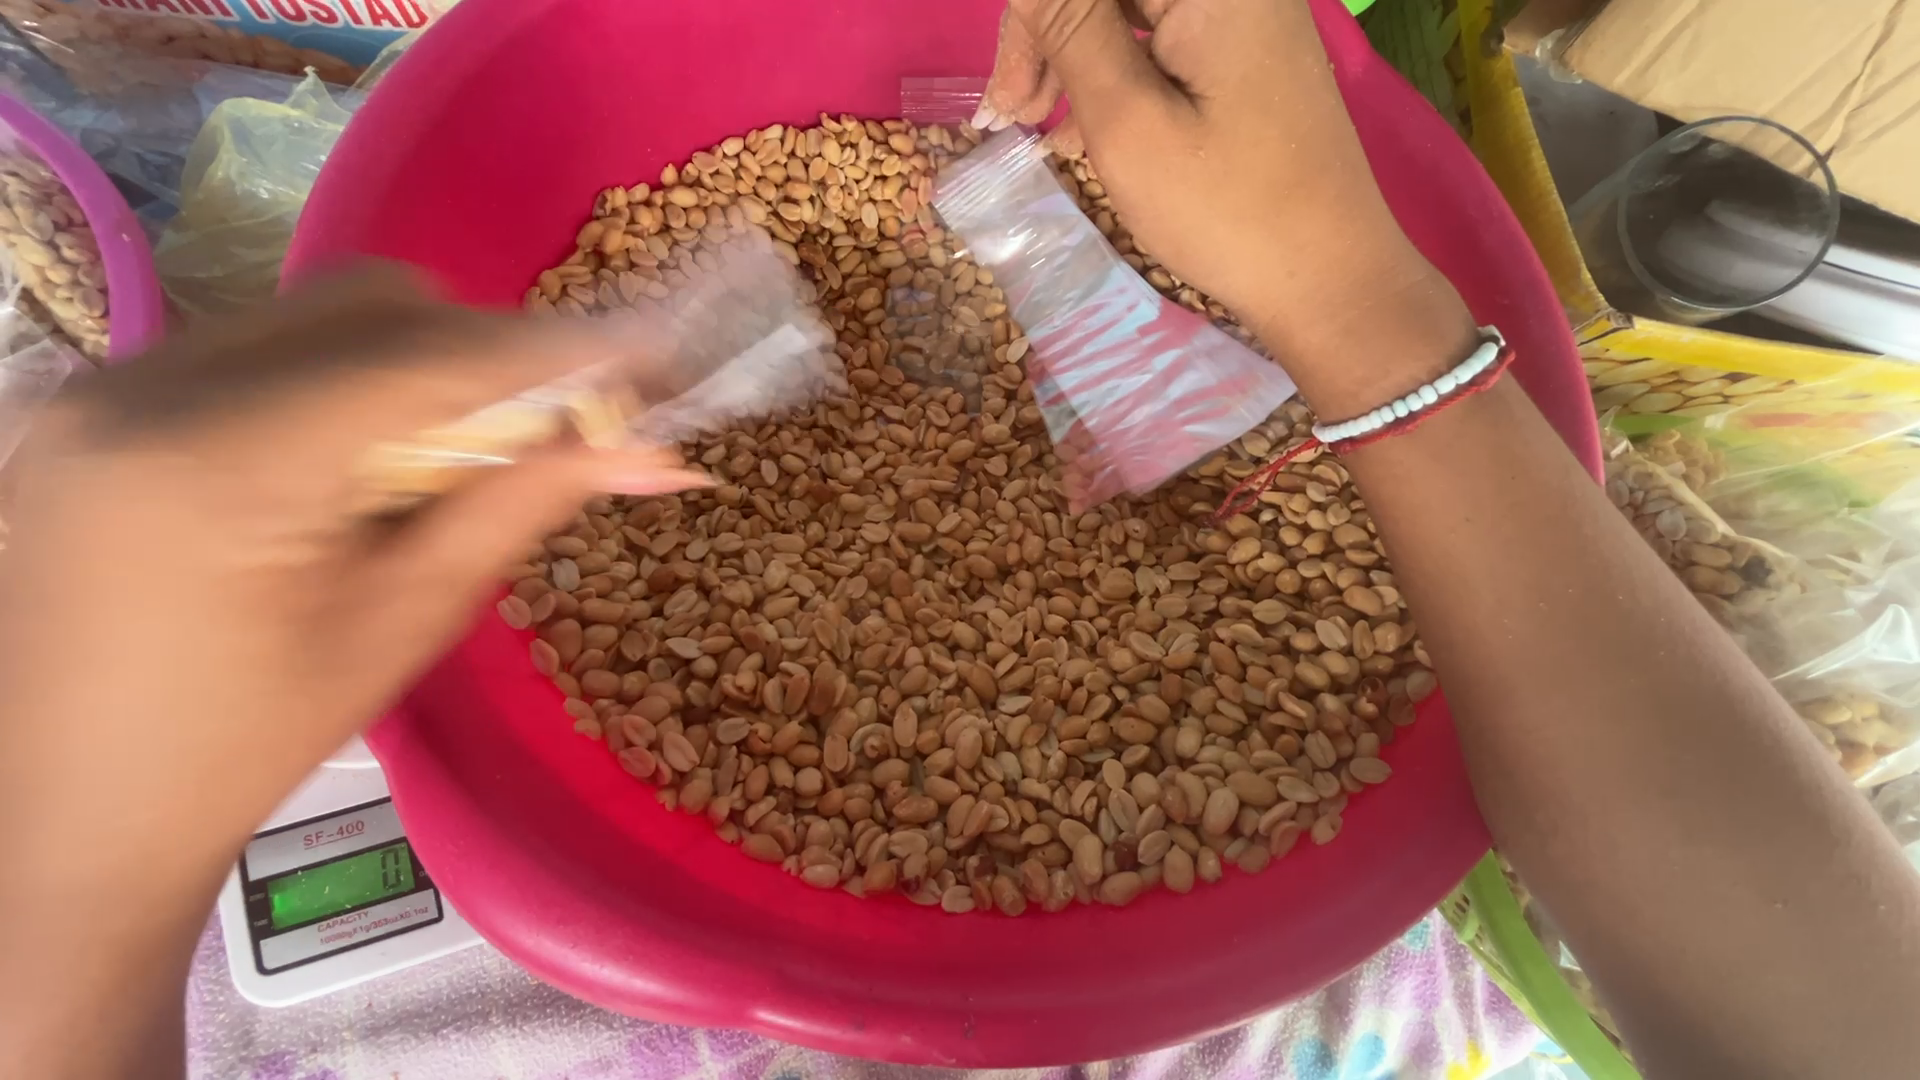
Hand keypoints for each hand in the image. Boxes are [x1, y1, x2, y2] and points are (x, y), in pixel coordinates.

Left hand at [0, 268, 709, 1078]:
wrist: (73, 799)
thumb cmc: (264, 729)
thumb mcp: (417, 612)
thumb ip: (529, 501)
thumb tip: (655, 452)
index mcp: (222, 464)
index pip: (430, 363)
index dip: (556, 350)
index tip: (651, 348)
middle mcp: (146, 386)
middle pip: (378, 307)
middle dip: (495, 352)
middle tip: (563, 418)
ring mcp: (111, 379)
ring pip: (329, 313)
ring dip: (434, 361)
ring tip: (467, 447)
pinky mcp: (109, 393)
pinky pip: (278, 343)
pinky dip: (368, 376)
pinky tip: (383, 452)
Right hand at [981, 0, 1477, 415]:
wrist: (1324, 276)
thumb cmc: (1221, 210)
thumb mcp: (1128, 123)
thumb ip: (1072, 31)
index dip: (1029, 20)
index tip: (1005, 103)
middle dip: (1050, 38)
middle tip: (1015, 116)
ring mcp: (1245, 19)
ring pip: (1131, 18)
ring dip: (1077, 63)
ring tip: (1045, 131)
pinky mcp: (1247, 60)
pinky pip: (1163, 48)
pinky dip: (1118, 81)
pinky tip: (1088, 134)